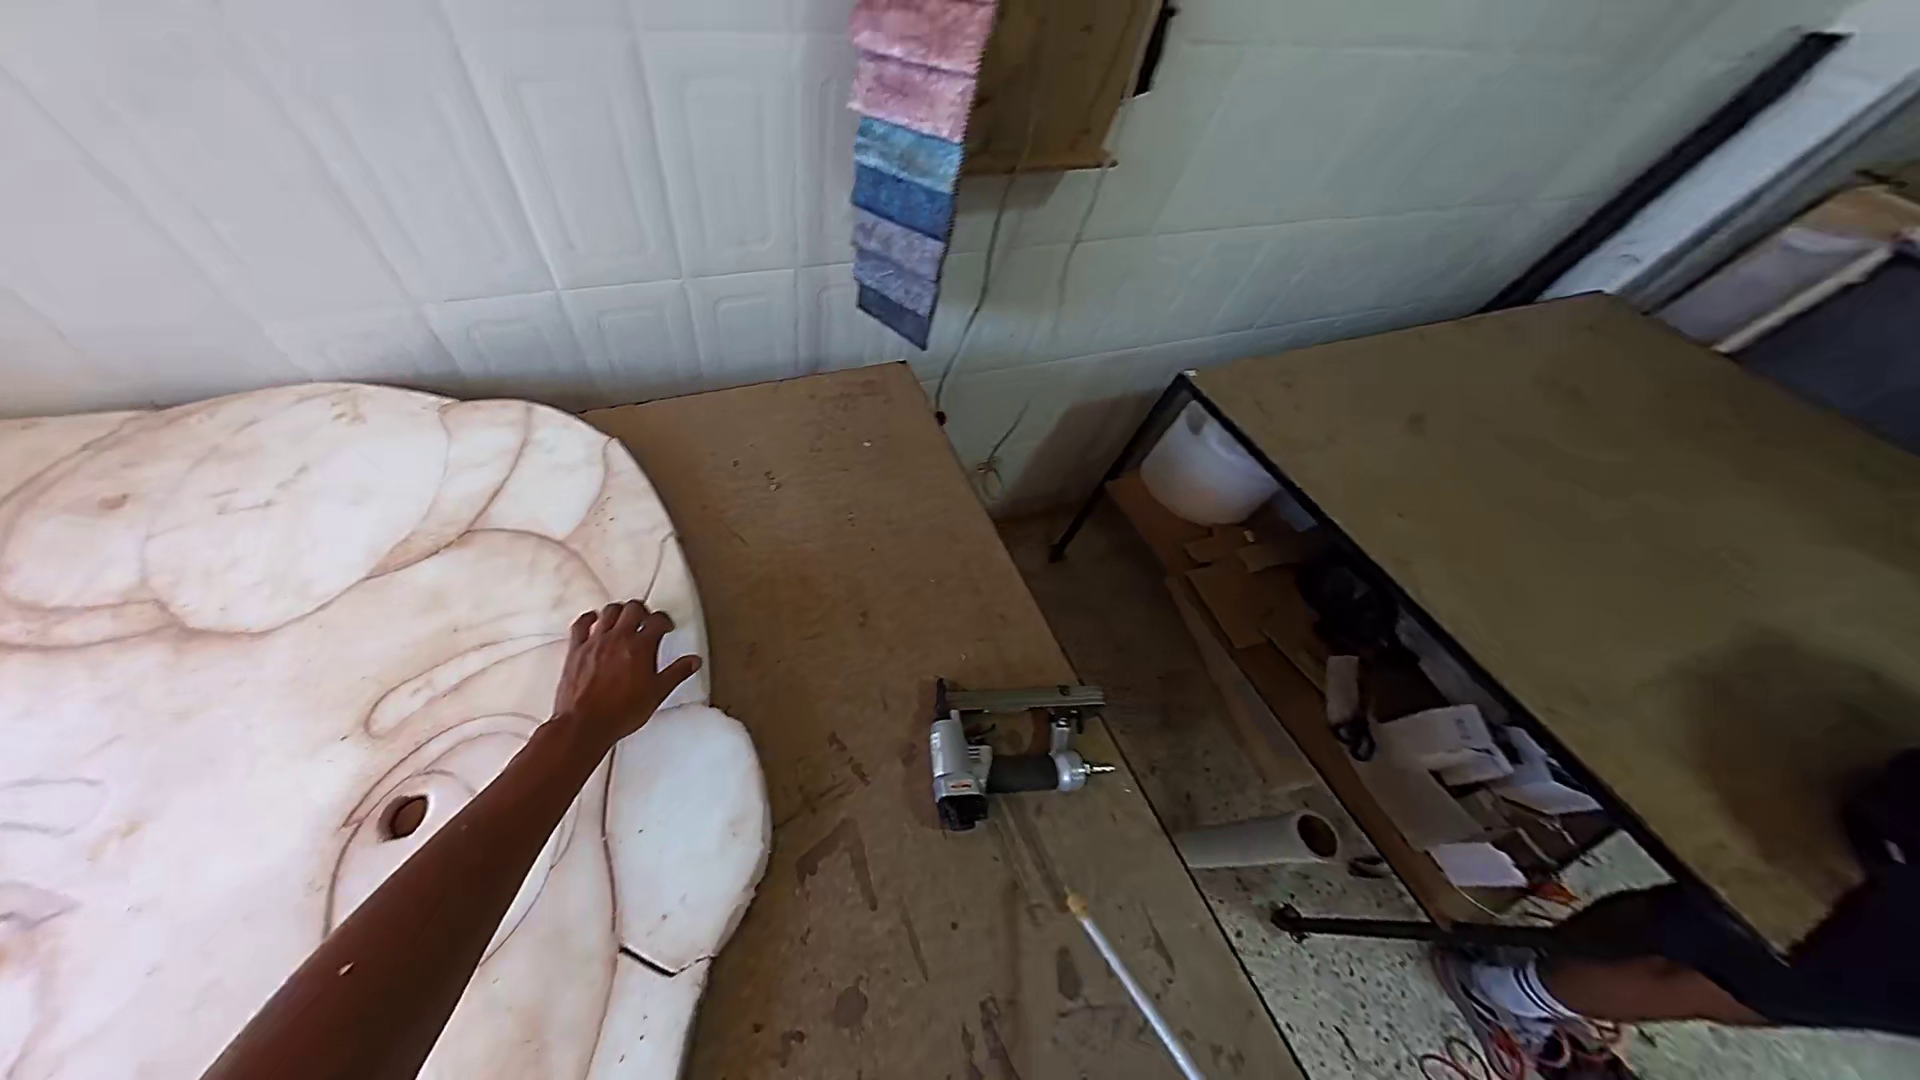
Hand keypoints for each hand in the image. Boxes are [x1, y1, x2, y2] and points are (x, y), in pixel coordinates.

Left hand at [552, 599, 701, 746]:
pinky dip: (589, 618)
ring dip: (620, 611)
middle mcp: (619, 639)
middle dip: (643, 610)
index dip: (665, 620)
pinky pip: (581, 625)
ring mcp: (596, 642)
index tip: (666, 626)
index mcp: (641, 647)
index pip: (658, 621)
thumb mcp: (657, 693)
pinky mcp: (576, 650)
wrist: (584, 725)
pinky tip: (593, 620)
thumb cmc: (620, 711)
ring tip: (625, 617)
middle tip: (647, 618)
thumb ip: (677, 672)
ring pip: (609, 611)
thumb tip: (693, 662)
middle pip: (633, 608)